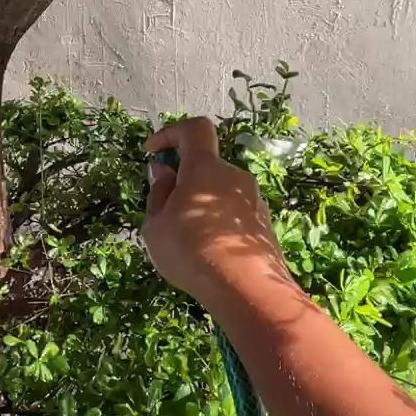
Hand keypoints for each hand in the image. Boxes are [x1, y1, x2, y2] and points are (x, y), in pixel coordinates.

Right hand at [142, 117, 290, 309]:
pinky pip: (232, 211)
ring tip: (185, 239)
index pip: (194, 129)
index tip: (153, 152)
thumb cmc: (189, 251)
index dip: (171, 132)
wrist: (244, 287)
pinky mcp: (262, 222)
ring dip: (199, 204)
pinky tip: (207, 252)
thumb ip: (158, 193)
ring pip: (218, 191)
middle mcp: (233, 175)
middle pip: (205, 166)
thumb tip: (162, 171)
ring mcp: (252, 199)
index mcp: (204, 168)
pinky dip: (216, 221)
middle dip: (183, 180)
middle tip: (164, 212)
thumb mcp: (156, 225)